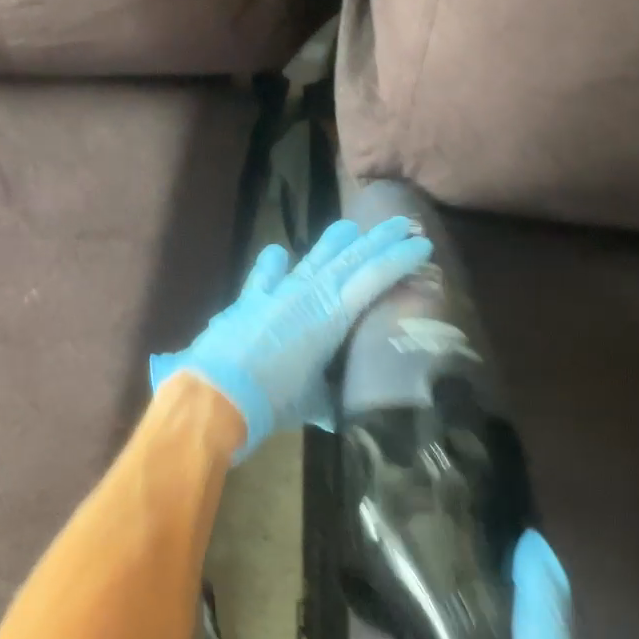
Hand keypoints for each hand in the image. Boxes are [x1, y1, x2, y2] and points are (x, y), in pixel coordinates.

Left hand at [150, 217, 431, 461]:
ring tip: (349, 228)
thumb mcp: (312, 404)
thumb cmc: (273, 403)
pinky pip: (264, 276)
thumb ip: (329, 400)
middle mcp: (307, 295)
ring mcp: (275, 294)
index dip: (399, 258)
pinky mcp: (247, 301)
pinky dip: (272, 265)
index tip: (421, 243)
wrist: (216, 396)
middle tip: (399, 223)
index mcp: (332, 316)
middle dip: (376, 240)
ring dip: (332, 244)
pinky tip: (278, 252)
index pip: (374, 277)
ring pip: (311, 260)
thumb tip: (344, 415)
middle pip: (348, 259)